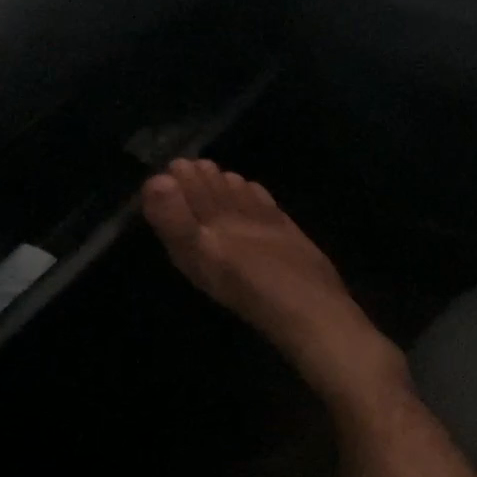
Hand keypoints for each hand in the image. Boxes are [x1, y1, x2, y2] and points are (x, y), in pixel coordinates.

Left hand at [141, 160, 399, 395]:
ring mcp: (256, 242)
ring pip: (234, 207)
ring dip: (223, 188)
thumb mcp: (209, 256)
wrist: (318, 313)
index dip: (172, 189)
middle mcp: (223, 244)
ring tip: (216, 170)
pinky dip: (257, 200)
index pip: (176, 212)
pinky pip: (266, 215)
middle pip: (204, 206)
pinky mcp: (286, 241)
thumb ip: (178, 222)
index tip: (176, 166)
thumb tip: (158, 180)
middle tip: (192, 162)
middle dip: (196, 184)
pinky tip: (250, 186)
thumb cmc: (263, 289)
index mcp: (198, 250)